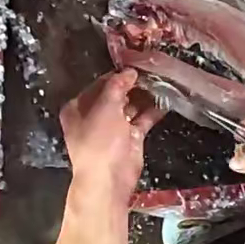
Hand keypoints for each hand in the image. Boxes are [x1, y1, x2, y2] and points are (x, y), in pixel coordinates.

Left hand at [60, 70, 163, 208]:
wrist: (108, 179)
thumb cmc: (99, 140)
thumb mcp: (105, 107)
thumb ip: (117, 86)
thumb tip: (129, 72)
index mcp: (79, 107)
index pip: (100, 84)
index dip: (117, 74)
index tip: (137, 65)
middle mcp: (95, 115)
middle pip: (116, 94)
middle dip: (134, 85)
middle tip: (153, 72)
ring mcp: (114, 128)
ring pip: (131, 106)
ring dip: (145, 97)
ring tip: (163, 82)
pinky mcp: (130, 138)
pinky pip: (142, 120)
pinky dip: (153, 111)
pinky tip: (166, 100)